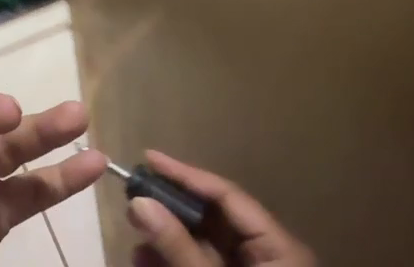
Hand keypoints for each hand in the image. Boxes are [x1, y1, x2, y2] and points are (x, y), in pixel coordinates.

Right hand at [127, 151, 313, 266]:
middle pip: (212, 219)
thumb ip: (179, 245)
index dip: (186, 173)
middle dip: (170, 213)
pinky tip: (145, 263)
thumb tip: (137, 201)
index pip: (227, 194)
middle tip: (133, 202)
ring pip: (203, 246)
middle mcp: (269, 254)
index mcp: (280, 247)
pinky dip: (176, 262)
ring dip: (166, 242)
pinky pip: (204, 265)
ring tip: (135, 249)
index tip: (148, 157)